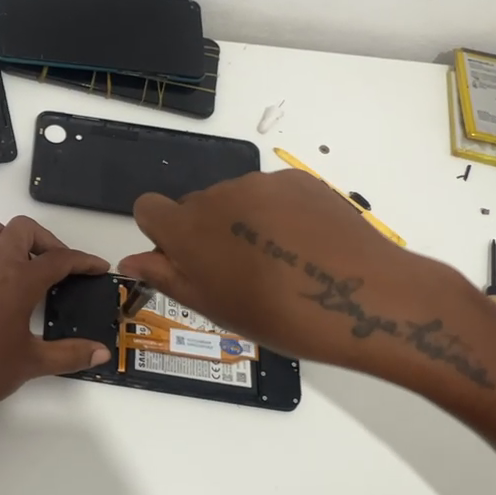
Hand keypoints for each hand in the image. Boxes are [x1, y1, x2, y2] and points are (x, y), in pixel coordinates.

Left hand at [0, 216, 109, 439]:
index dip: (83, 260)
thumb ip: (70, 354)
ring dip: (6, 237)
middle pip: (22, 228)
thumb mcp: (34, 363)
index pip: (59, 259)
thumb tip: (102, 353)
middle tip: (55, 265)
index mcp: (19, 280)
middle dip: (44, 240)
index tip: (97, 267)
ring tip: (18, 261)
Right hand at [119, 171, 487, 384]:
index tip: (187, 260)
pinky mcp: (298, 179)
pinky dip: (278, 213)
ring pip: (235, 198)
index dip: (162, 233)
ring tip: (279, 260)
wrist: (362, 297)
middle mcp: (215, 196)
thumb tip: (133, 260)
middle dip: (206, 231)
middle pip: (195, 205)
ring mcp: (259, 183)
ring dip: (243, 221)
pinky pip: (271, 192)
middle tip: (238, 271)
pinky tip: (303, 245)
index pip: (148, 208)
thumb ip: (167, 276)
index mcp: (185, 229)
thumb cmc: (277, 315)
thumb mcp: (213, 307)